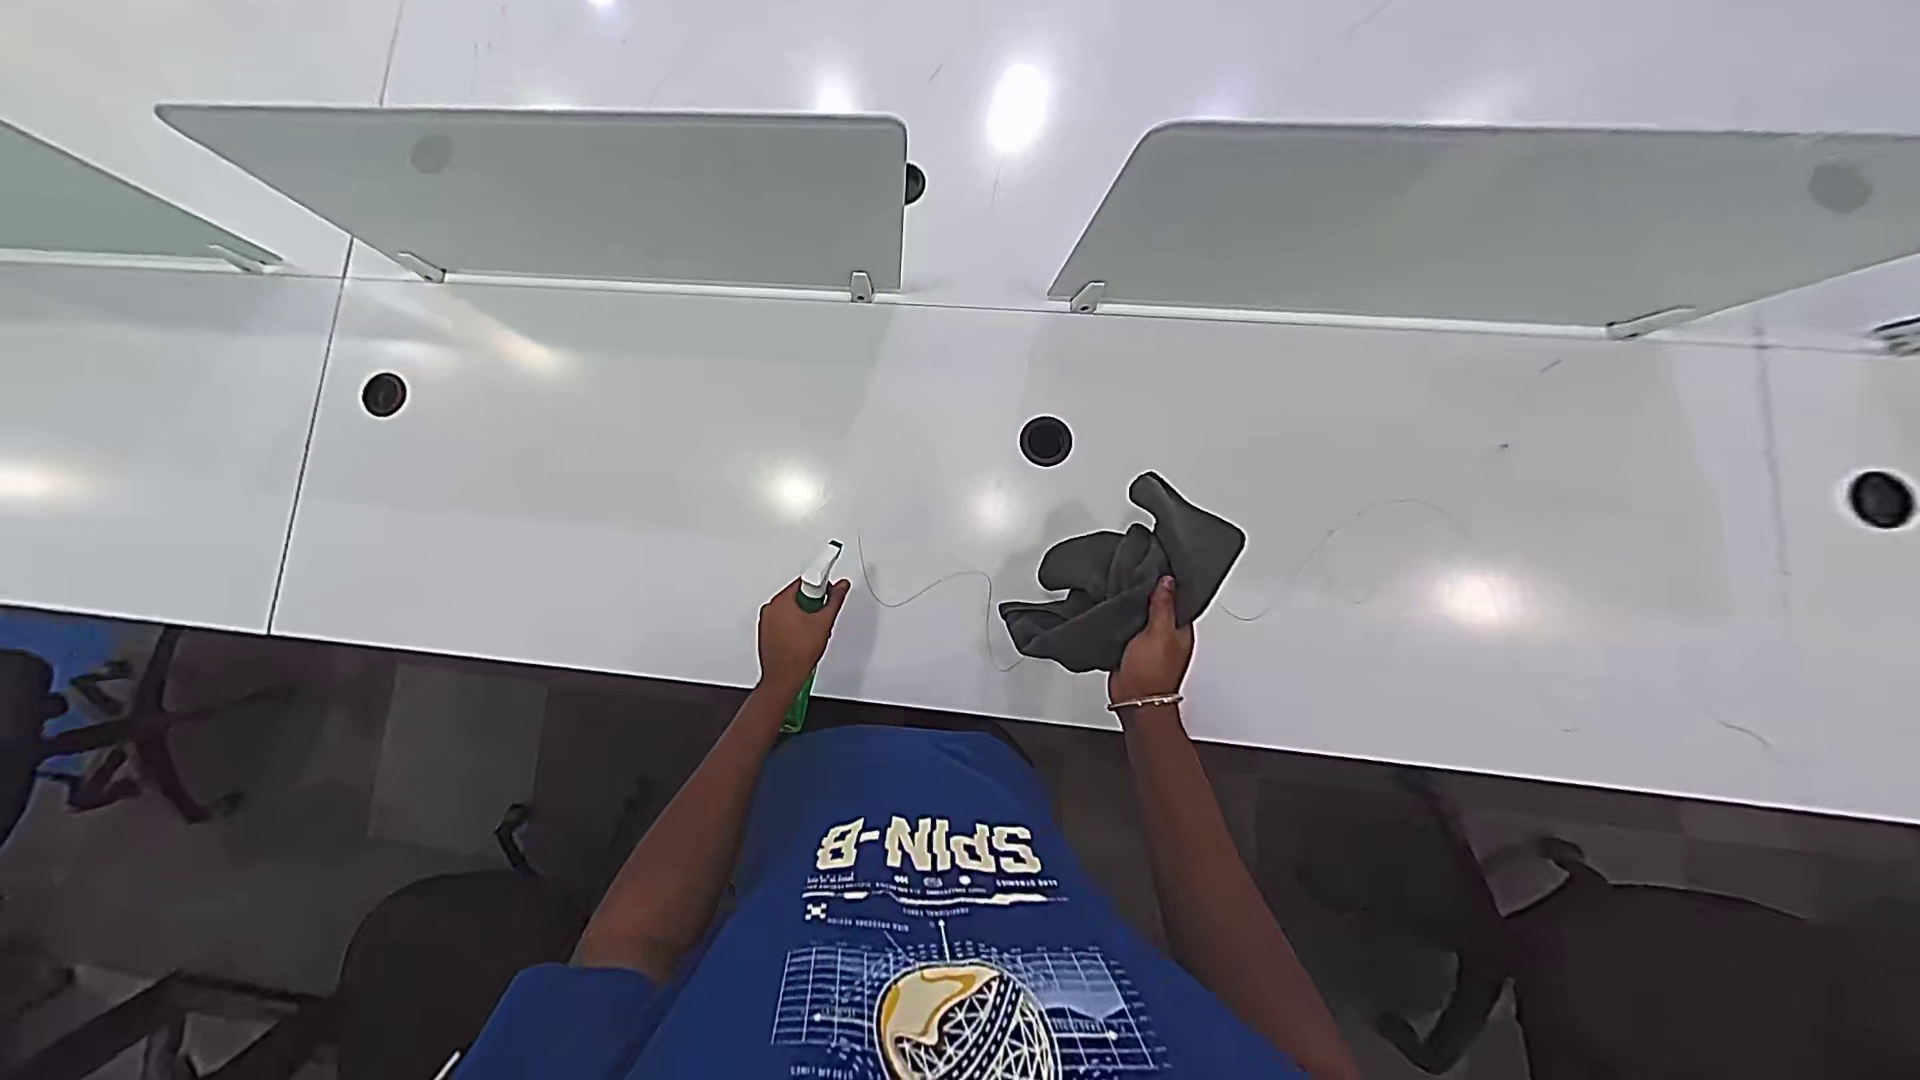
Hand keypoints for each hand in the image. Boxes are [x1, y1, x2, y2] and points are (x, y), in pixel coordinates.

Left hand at [757, 578, 849, 692]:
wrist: (784, 678)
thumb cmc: (798, 654)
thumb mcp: (824, 622)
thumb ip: (834, 599)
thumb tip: (841, 586)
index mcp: (781, 601)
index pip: (804, 581)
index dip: (820, 587)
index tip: (828, 594)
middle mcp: (770, 609)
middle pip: (797, 595)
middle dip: (812, 603)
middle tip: (820, 618)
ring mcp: (766, 621)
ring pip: (790, 608)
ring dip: (803, 614)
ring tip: (812, 631)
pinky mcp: (766, 632)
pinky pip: (782, 620)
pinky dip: (793, 625)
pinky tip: (803, 638)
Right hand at [1109, 576, 1192, 704]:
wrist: (1133, 699)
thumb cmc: (1151, 673)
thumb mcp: (1160, 633)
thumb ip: (1163, 606)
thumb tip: (1167, 582)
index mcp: (1180, 630)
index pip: (1177, 599)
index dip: (1168, 584)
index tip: (1157, 567)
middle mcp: (1166, 634)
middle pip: (1158, 606)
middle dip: (1148, 593)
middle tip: (1136, 574)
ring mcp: (1148, 641)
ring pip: (1141, 616)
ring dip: (1133, 606)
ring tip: (1123, 587)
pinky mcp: (1131, 647)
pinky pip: (1127, 627)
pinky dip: (1122, 619)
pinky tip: (1115, 610)